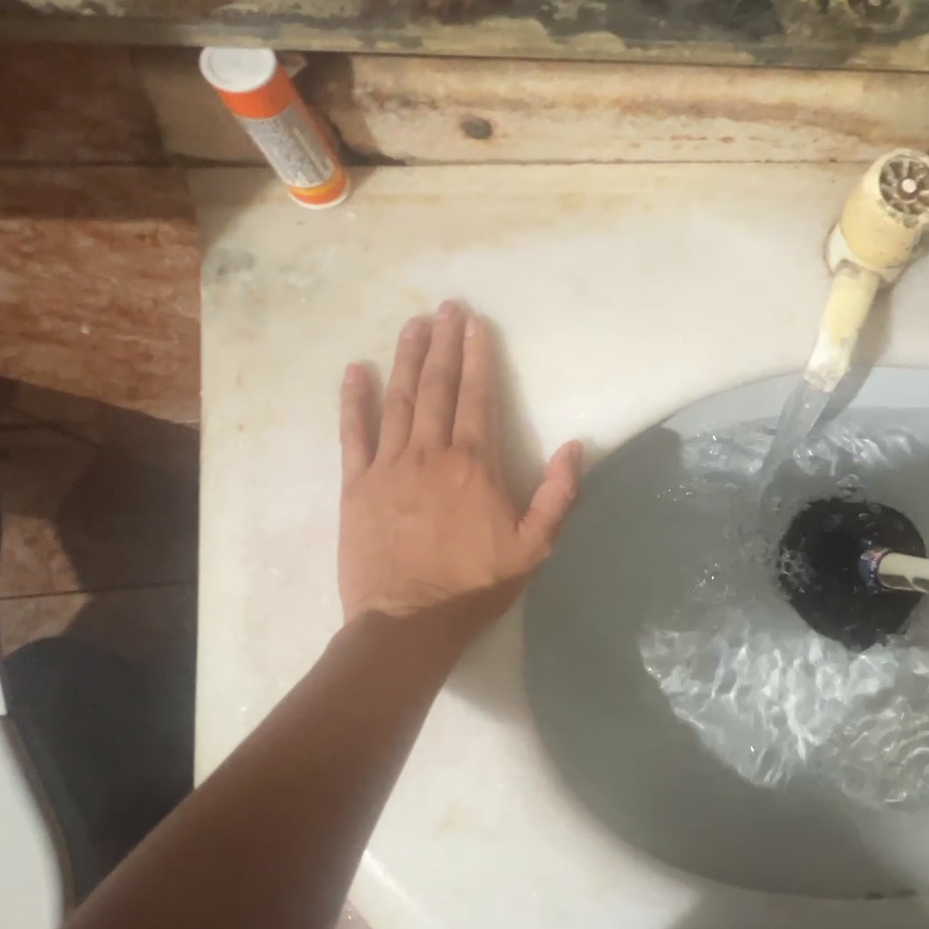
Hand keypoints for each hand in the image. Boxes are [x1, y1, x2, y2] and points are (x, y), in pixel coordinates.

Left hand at [338, 301, 581, 634]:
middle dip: (443, 344)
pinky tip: (357, 371)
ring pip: (399, 400)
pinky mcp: (357, 486)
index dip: (477, 355)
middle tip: (444, 306)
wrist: (409, 622)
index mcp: (475, 464)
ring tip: (412, 324)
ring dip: (407, 359)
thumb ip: (557, 494)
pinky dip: (354, 401)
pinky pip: (353, 434)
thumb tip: (576, 446)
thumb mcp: (534, 546)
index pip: (477, 396)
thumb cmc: (476, 584)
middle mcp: (430, 453)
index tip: (474, 322)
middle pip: (437, 387)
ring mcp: (388, 466)